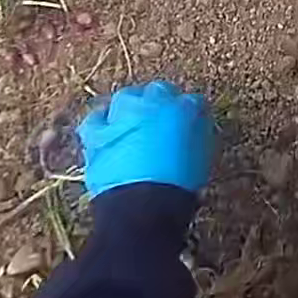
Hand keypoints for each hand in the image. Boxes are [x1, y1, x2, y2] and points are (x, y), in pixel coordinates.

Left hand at [76, 81, 213, 197]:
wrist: (143, 207)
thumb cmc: (179, 185)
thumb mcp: (200, 158)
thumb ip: (196, 135)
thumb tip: (192, 130)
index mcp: (186, 109)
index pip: (192, 101)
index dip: (190, 114)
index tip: (190, 124)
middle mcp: (155, 104)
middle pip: (159, 91)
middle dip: (162, 101)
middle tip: (163, 119)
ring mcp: (124, 116)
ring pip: (128, 97)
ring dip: (133, 106)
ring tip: (134, 121)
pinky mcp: (97, 133)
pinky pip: (97, 119)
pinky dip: (102, 122)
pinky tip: (107, 129)